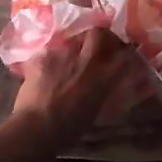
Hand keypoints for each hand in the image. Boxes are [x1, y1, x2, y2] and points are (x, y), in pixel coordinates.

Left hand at [10, 29, 125, 145]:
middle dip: (99, 36)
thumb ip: (102, 91)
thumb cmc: (69, 128)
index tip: (122, 53)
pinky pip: (50, 51)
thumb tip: (105, 83)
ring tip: (65, 61)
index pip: (124, 54)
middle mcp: (86, 60)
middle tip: (95, 44)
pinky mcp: (43, 55)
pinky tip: (44, 71)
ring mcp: (63, 54)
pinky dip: (50, 60)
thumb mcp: (94, 110)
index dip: (124, 51)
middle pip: (98, 33)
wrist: (37, 126)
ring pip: (71, 40)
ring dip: (72, 48)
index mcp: (103, 77)